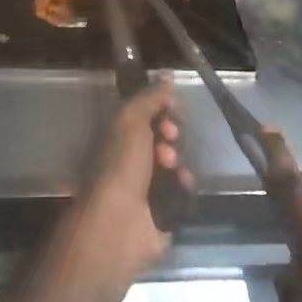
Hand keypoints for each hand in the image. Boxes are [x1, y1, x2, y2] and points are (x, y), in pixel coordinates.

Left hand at [69, 78, 192, 280]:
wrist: (118, 223)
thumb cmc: (121, 166)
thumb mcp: (131, 121)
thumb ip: (150, 98)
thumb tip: (166, 77)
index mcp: (119, 139)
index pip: (146, 118)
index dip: (161, 111)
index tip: (170, 110)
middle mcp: (132, 162)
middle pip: (163, 140)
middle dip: (170, 136)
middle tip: (169, 140)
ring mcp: (147, 190)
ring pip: (175, 166)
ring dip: (178, 161)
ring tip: (172, 168)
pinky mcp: (163, 214)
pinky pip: (182, 193)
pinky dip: (183, 187)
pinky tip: (180, 185)